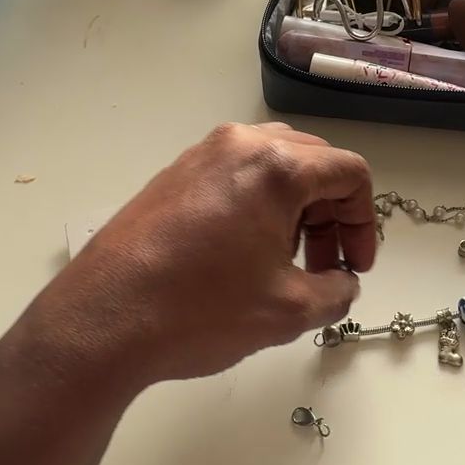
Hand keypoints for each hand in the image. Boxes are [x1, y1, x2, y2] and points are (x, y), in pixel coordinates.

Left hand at [3, 123, 373, 395]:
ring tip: (284, 261)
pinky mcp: (175, 172)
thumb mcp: (288, 311)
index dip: (364, 221)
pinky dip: (259, 203)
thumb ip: (336, 291)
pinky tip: (242, 252)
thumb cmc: (201, 311)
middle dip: (331, 214)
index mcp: (277, 167)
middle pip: (314, 162)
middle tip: (324, 265)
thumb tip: (342, 282)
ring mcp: (203, 153)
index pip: (349, 172)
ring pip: (274, 164)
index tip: (354, 266)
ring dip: (297, 207)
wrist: (99, 320)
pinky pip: (237, 173)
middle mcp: (241, 144)